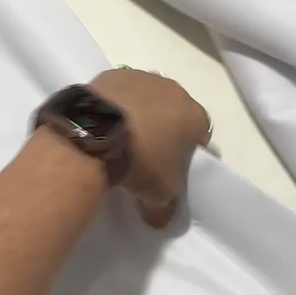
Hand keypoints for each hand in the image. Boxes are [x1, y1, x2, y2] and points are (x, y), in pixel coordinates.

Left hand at [88, 67, 210, 227]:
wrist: (94, 135)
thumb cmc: (141, 162)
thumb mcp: (159, 194)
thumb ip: (164, 207)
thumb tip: (159, 219)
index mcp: (194, 115)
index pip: (200, 135)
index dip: (188, 152)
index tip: (173, 168)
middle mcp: (173, 89)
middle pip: (173, 113)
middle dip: (164, 130)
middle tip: (147, 154)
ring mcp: (141, 77)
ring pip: (146, 99)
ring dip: (139, 115)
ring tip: (120, 138)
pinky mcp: (110, 75)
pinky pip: (118, 93)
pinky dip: (113, 106)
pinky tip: (102, 125)